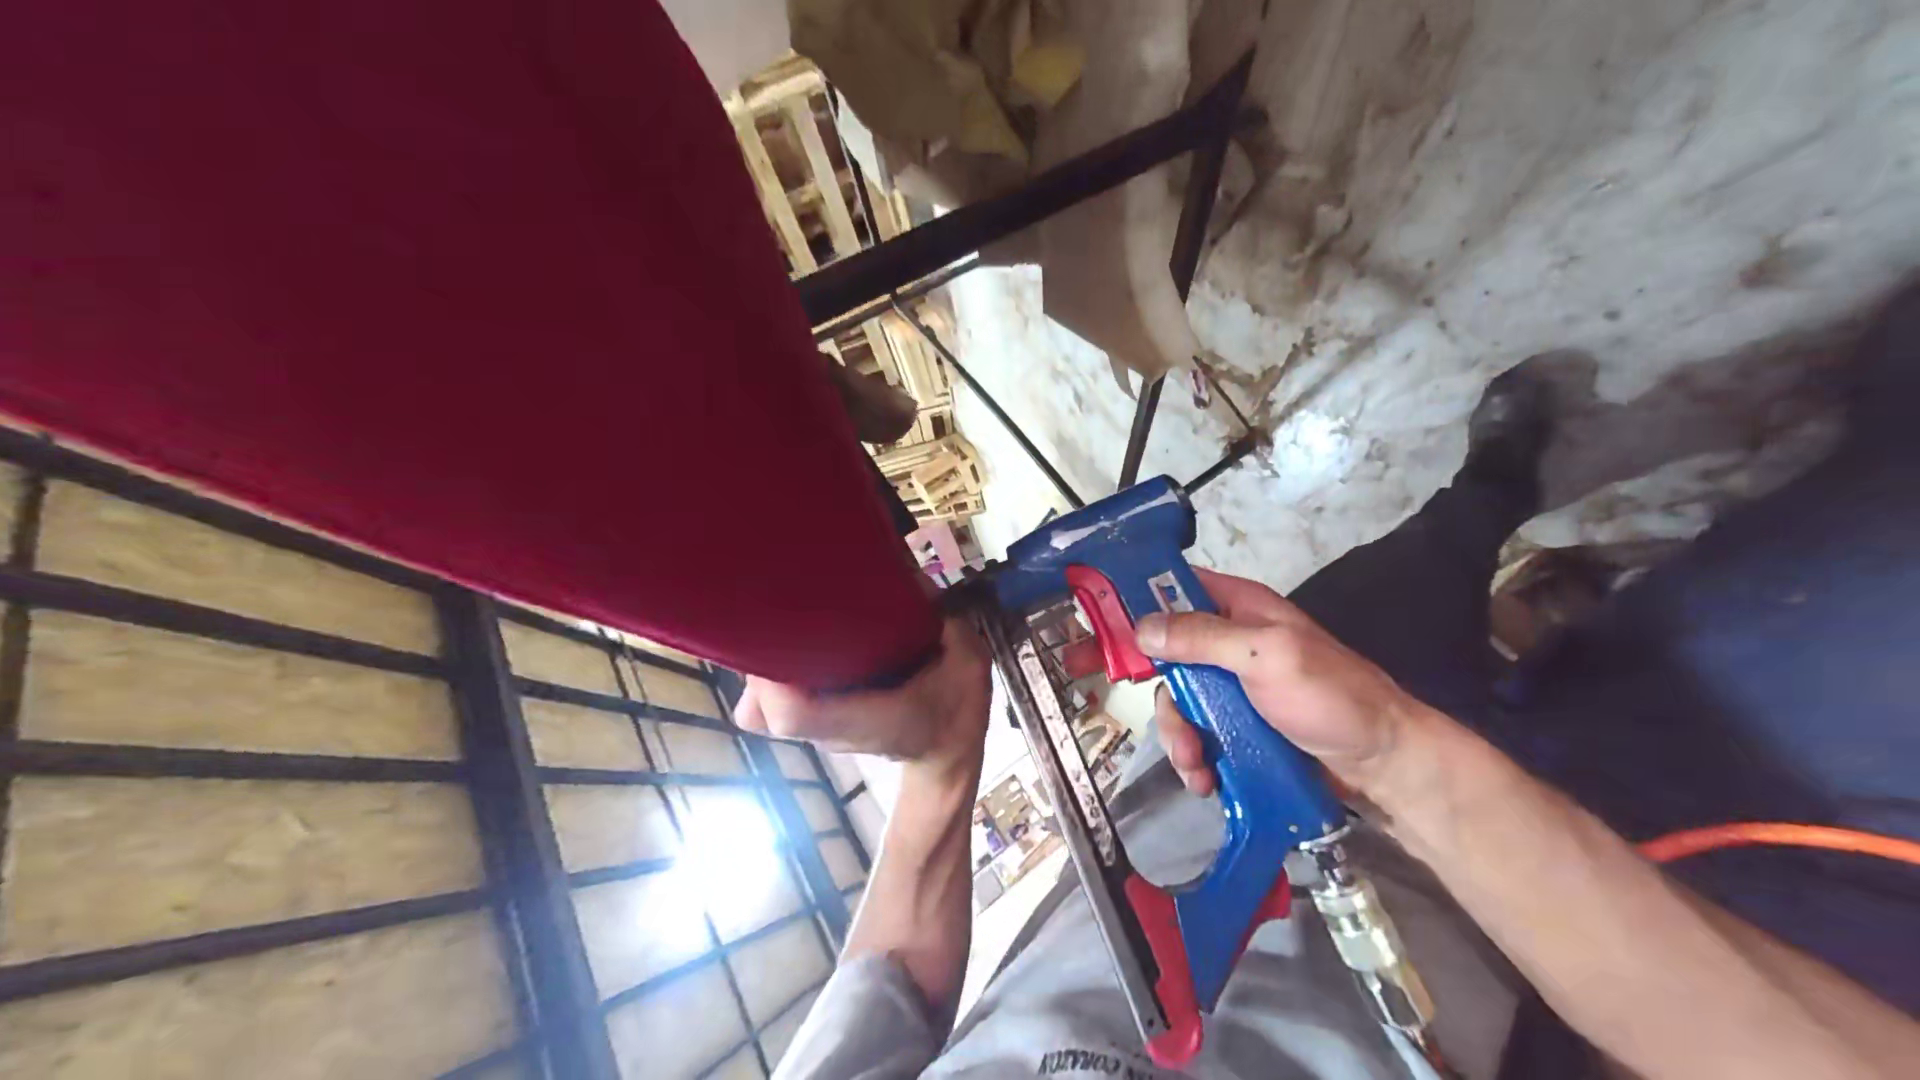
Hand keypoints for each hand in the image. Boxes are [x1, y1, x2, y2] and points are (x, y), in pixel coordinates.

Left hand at [732, 615, 991, 772]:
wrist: (947, 756)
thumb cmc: (955, 712)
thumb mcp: (968, 664)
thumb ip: (947, 626)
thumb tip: (912, 581)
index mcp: (869, 720)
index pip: (796, 716)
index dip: (771, 684)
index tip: (771, 637)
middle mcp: (833, 731)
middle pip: (762, 716)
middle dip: (757, 667)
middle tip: (774, 617)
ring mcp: (820, 732)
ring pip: (760, 713)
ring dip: (761, 671)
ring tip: (780, 623)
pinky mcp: (817, 722)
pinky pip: (774, 706)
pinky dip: (773, 676)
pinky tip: (793, 640)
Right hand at [1134, 567, 1426, 798]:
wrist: (1384, 764)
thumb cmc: (1330, 696)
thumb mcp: (1266, 657)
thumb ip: (1203, 637)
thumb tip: (1141, 626)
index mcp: (1236, 607)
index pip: (1173, 587)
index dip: (1135, 600)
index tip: (1101, 627)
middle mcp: (1227, 640)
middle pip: (1163, 652)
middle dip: (1156, 690)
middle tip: (1136, 706)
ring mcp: (1230, 684)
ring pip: (1177, 699)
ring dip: (1178, 735)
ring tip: (1195, 766)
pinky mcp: (1236, 723)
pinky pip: (1196, 731)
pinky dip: (1195, 756)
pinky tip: (1206, 779)